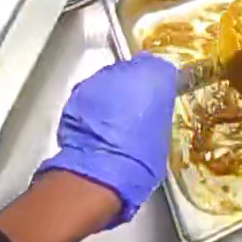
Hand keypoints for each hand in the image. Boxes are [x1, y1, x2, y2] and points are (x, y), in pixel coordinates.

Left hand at [36, 53, 176, 226]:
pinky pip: (91, 94)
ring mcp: (99, 79)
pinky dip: (95, 106)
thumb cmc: (142, 157)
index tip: (158, 97)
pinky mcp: (77, 93)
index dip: (157, 83)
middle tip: (136, 112)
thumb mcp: (164, 132)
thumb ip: (159, 111)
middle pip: (132, 71)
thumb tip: (155, 110)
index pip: (159, 69)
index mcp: (155, 76)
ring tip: (115, 122)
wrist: (102, 172)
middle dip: (133, 87)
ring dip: (113, 95)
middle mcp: (126, 70)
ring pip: (109, 80)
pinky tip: (97, 126)